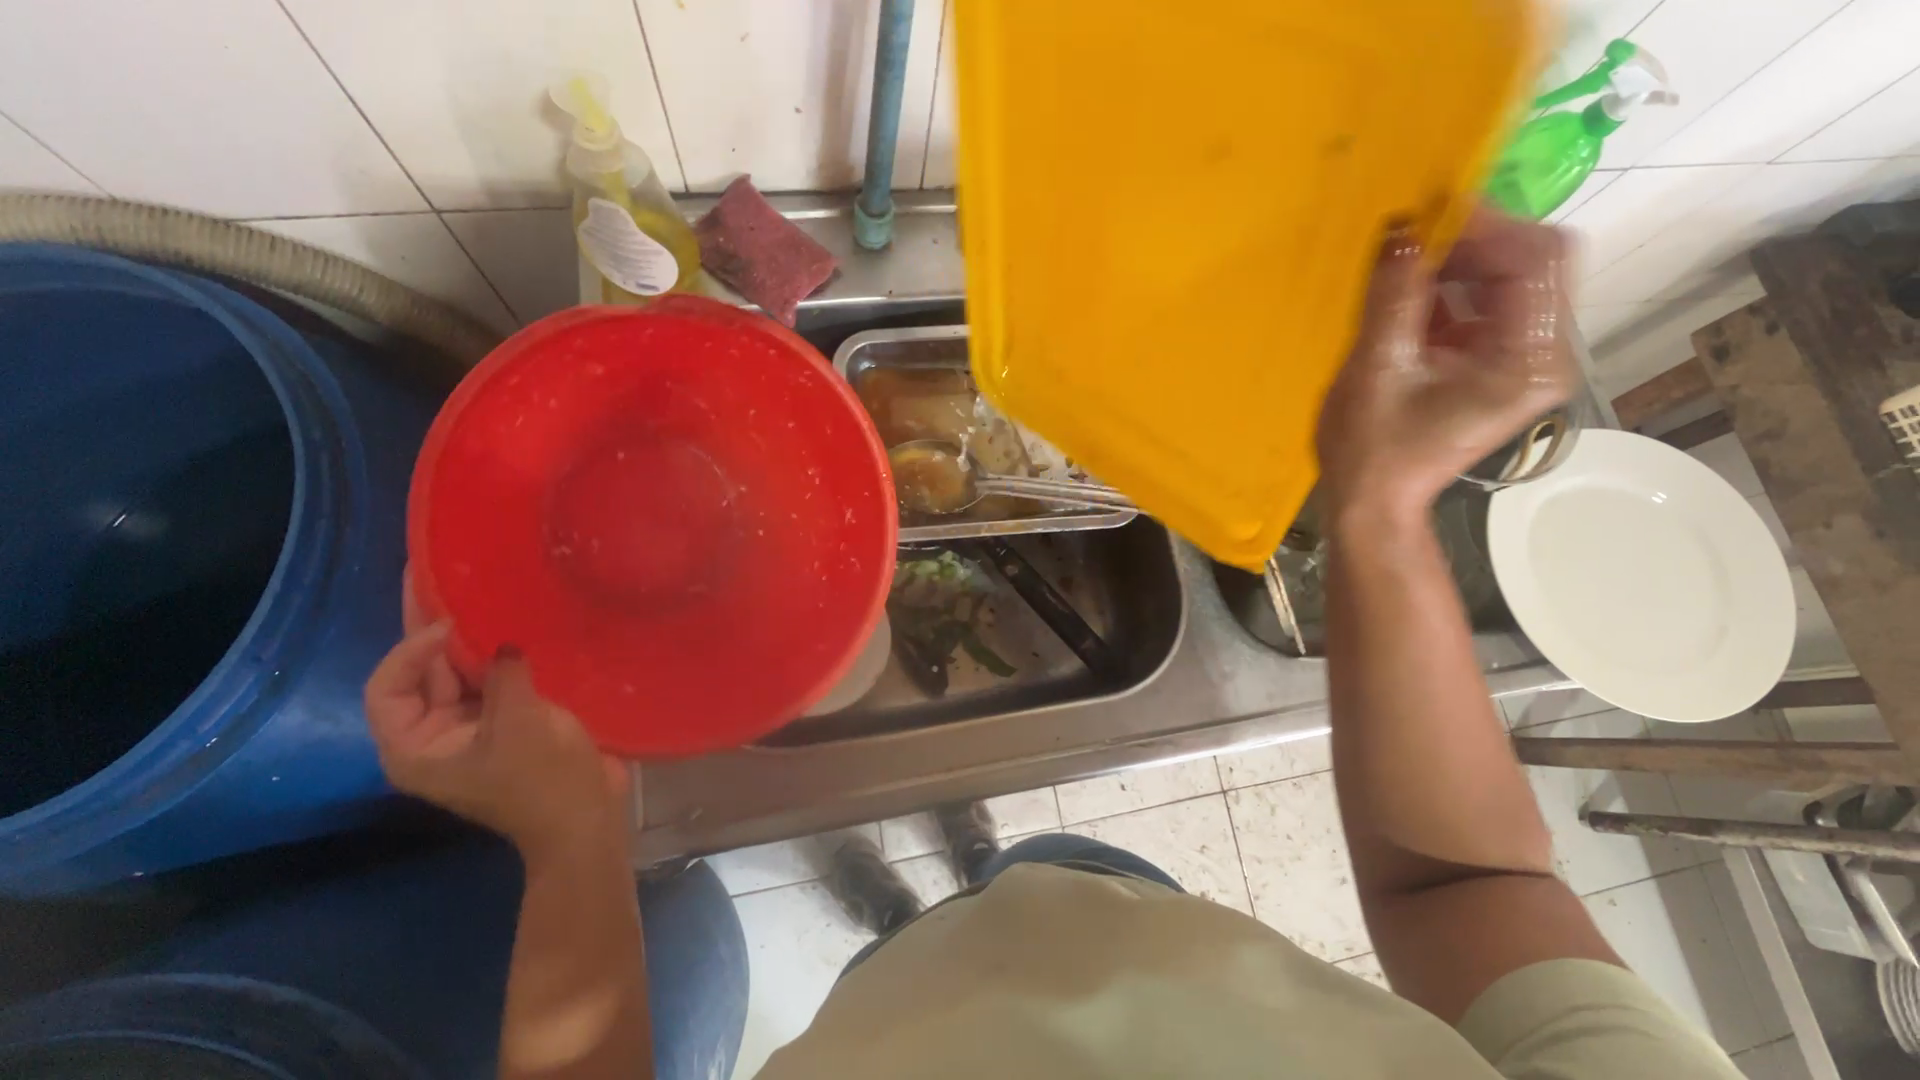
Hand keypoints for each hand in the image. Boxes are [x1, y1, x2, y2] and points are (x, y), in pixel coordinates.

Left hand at [364, 621, 630, 859]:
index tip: (451, 622)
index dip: (411, 650)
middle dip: (441, 635)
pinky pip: (493, 682)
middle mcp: (433, 736)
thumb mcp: (519, 723)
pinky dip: (500, 657)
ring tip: (485, 596)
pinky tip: (517, 627)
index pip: (388, 688)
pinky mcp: (506, 723)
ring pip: (461, 675)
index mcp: (415, 748)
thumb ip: (502, 673)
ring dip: (474, 641)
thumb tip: (502, 642)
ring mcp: (472, 729)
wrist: (587, 819)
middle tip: (457, 585)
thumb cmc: (542, 780)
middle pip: (424, 675)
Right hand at [1316, 206, 1574, 517]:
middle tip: (1411, 239)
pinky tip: (1407, 294)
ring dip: (1457, 261)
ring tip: (1403, 266)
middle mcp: (1542, 353)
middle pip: (1532, 261)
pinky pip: (1485, 300)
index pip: (1536, 260)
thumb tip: (1403, 228)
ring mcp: (1522, 356)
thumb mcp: (1377, 368)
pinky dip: (1449, 286)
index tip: (1426, 216)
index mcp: (1526, 360)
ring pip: (1509, 275)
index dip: (1486, 225)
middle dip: (1473, 240)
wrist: (1372, 501)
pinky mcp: (1497, 359)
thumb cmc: (1372, 449)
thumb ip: (1395, 294)